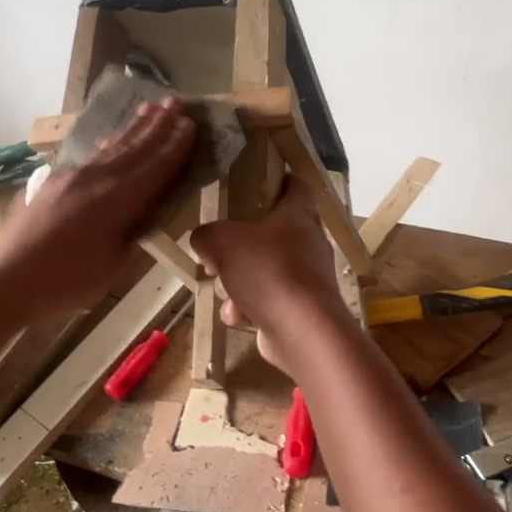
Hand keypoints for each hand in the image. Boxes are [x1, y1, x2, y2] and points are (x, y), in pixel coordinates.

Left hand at [0, 98, 194, 322]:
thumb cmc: (64, 282)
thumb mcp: (112, 268)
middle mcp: (96, 178)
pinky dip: (110, 144)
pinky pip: (92, 156)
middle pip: (134, 146)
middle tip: (176, 101)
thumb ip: (134, 238)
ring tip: (150, 108)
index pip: (155, 166)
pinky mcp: (53, 182)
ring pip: (111, 147)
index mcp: (117, 199)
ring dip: (133, 128)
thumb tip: (145, 220)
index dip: (175, 146)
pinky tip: (112, 140)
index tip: (191, 124)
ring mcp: (71, 176)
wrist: (5, 279)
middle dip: (157, 124)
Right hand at [190, 179, 351, 372]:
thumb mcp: (222, 242)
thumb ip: (206, 236)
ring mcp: (308, 280)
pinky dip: (250, 310)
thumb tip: (203, 241)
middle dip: (239, 248)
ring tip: (225, 293)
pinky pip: (268, 303)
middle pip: (271, 235)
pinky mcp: (302, 311)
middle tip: (217, 255)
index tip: (258, 182)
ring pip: (265, 273)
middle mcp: (308, 244)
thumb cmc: (267, 271)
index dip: (279, 180)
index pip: (296, 186)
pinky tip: (238, 317)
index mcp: (298, 216)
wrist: (302, 331)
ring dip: (239, 283)